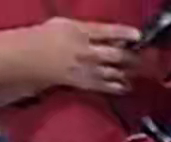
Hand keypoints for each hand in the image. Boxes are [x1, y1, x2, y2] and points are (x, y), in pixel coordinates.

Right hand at [17, 17, 140, 94]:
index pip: (105, 31)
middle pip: (119, 55)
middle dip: (133, 57)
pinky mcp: (92, 84)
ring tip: (130, 68)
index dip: (124, 33)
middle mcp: (85, 51)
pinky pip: (117, 87)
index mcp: (75, 31)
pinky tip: (123, 80)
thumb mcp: (64, 26)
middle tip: (140, 57)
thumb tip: (118, 38)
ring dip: (130, 71)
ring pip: (121, 72)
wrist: (30, 57)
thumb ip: (90, 31)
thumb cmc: (48, 37)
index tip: (138, 34)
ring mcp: (89, 69)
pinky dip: (124, 84)